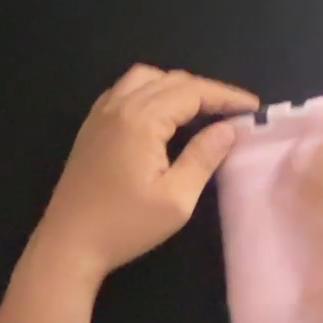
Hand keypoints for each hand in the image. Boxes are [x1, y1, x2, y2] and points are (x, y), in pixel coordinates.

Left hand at [34, 65, 258, 280]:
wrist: (68, 244)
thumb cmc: (125, 226)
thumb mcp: (176, 199)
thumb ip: (204, 157)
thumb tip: (229, 129)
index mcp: (141, 119)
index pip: (193, 92)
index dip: (226, 96)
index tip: (253, 108)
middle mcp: (119, 106)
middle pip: (170, 80)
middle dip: (206, 91)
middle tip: (234, 112)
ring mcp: (100, 114)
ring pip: (145, 79)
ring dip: (177, 86)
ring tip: (200, 109)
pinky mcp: (91, 127)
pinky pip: (124, 91)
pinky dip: (150, 91)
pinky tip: (161, 114)